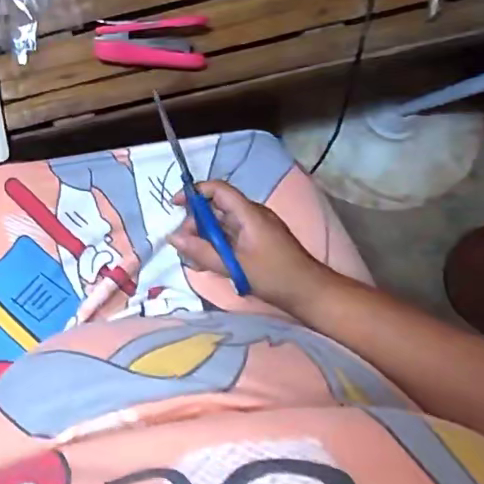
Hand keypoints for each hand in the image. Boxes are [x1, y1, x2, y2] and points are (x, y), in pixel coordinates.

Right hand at [169, 180, 336, 312]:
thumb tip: (172, 237)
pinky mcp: (257, 242)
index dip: (194, 193)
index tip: (175, 205)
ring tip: (195, 261)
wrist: (311, 293)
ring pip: (220, 225)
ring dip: (204, 239)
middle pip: (215, 209)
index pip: (218, 190)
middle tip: (185, 247)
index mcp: (249, 214)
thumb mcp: (233, 265)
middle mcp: (252, 215)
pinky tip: (208, 265)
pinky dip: (216, 247)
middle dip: (195, 224)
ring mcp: (255, 229)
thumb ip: (201, 251)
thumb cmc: (274, 276)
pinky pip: (230, 237)